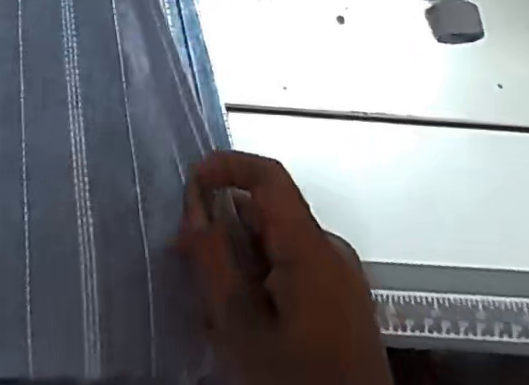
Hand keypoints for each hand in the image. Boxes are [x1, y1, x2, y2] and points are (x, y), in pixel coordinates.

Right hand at [178, 151, 390, 384]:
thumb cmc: (298, 381)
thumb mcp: (240, 325)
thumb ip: (213, 258)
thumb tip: (196, 207)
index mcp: (313, 250)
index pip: (269, 176)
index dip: (226, 166)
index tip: (191, 182)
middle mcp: (333, 254)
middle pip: (266, 212)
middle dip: (221, 226)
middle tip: (187, 256)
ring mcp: (341, 279)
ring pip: (274, 241)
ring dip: (236, 257)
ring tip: (212, 300)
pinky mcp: (341, 301)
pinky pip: (289, 265)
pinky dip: (258, 276)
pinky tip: (241, 316)